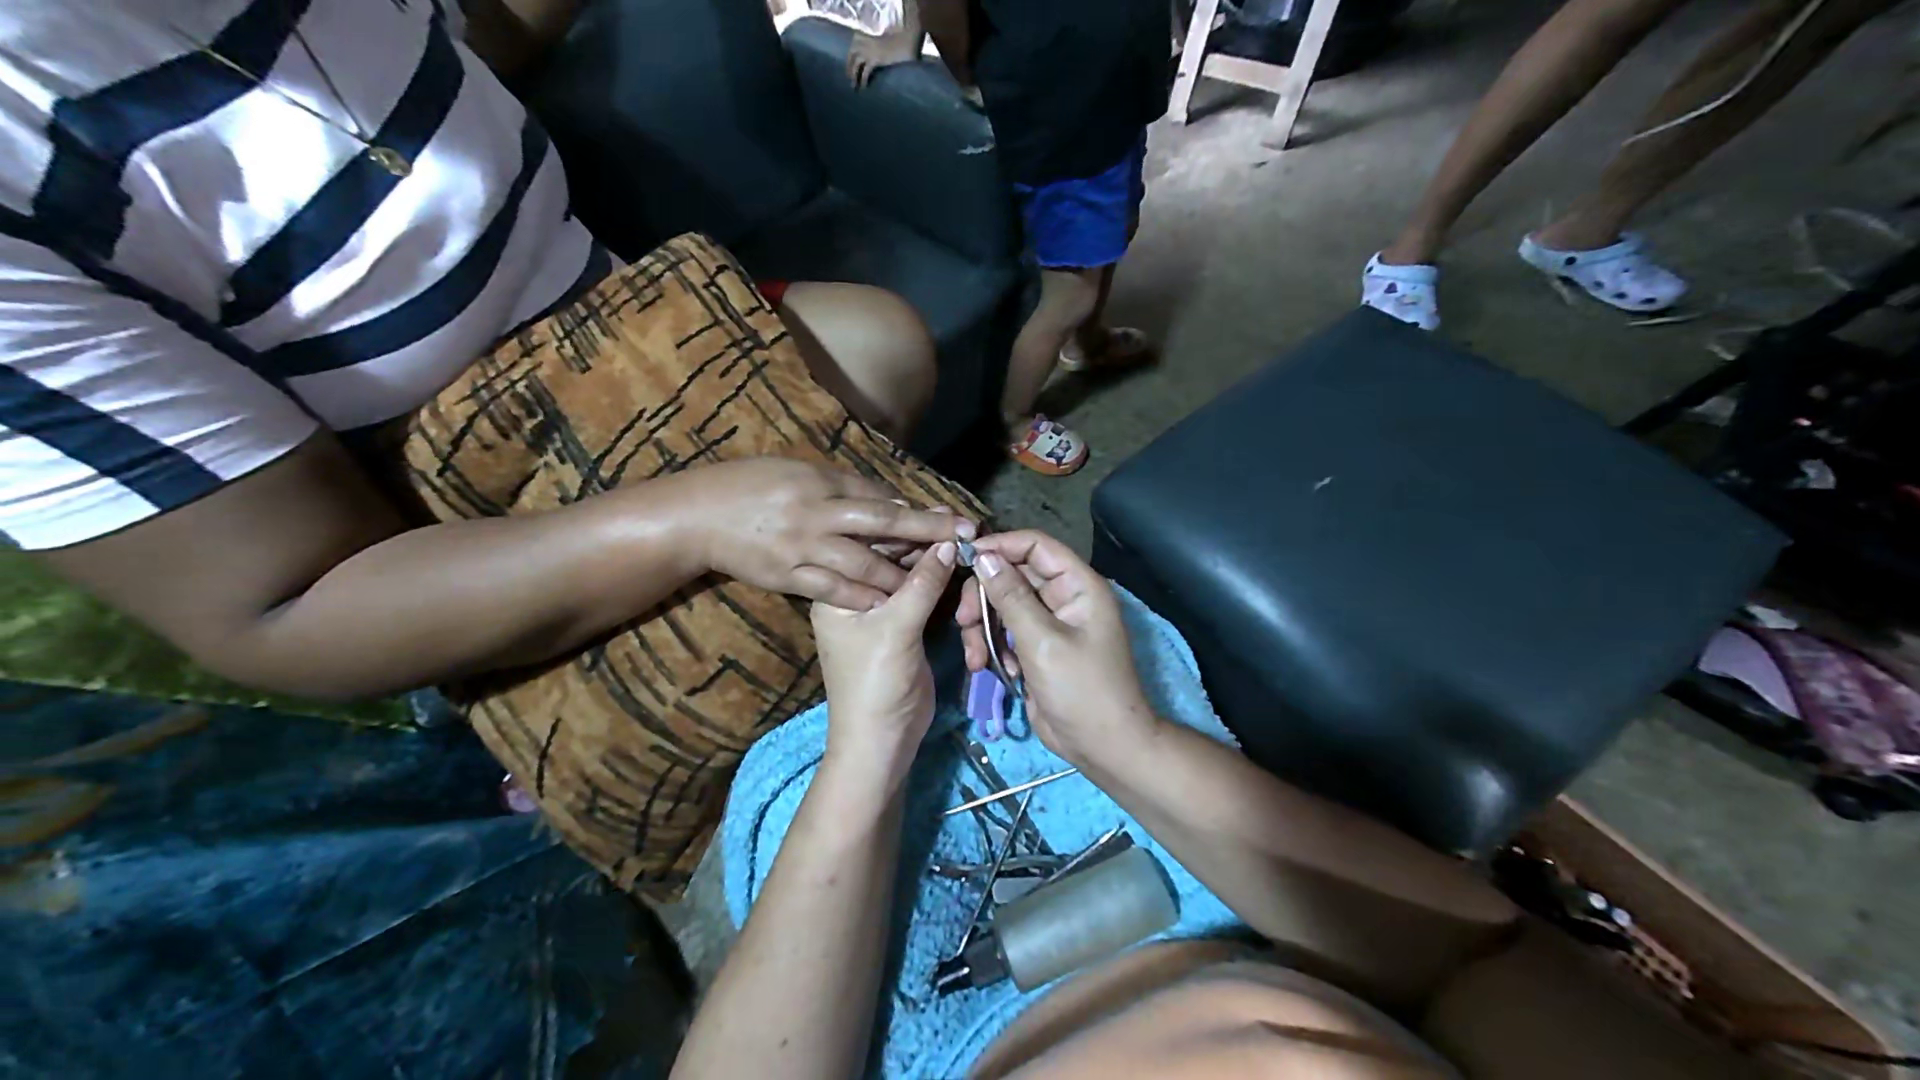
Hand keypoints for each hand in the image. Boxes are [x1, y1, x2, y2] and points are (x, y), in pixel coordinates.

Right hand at [685, 458, 974, 609]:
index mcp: (819, 486)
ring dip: (903, 573)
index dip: (917, 512)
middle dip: (925, 535)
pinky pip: (832, 591)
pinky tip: (888, 602)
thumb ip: (841, 486)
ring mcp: (802, 551)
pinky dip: (862, 597)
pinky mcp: (788, 579)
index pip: (879, 500)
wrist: (697, 518)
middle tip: (962, 540)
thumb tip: (886, 502)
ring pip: (862, 565)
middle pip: (881, 528)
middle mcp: (816, 517)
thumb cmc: (747, 484)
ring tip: (936, 578)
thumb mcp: (797, 471)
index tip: (951, 518)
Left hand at [812, 540, 958, 780]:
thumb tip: (949, 541)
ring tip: (966, 537)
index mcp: (837, 592)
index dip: (905, 528)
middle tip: (962, 522)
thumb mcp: (896, 629)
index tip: (942, 513)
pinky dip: (940, 581)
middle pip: (891, 557)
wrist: (882, 740)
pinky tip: (959, 565)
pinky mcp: (902, 626)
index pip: (870, 547)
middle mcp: (856, 595)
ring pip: (909, 573)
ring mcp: (880, 610)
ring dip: (936, 558)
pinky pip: (921, 593)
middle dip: (925, 540)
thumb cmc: (875, 683)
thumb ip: (922, 583)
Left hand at [847, 29, 919, 88]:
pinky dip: (863, 80)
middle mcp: (866, 42)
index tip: (850, 62)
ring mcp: (870, 50)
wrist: (906, 42)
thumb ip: (878, 45)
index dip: (851, 54)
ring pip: (856, 63)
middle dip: (849, 65)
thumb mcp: (885, 41)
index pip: (855, 42)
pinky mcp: (875, 60)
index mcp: (868, 36)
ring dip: (854, 75)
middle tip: (849, 77)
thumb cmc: (900, 42)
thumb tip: (876, 55)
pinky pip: (865, 72)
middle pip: (852, 53)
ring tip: (853, 86)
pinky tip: (864, 88)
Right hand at [955, 531, 1159, 767]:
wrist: (1101, 746)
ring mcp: (1047, 624)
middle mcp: (1062, 598)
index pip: (1035, 546)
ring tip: (976, 658)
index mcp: (1077, 586)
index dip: (1000, 546)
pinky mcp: (1034, 647)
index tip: (964, 558)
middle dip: (983, 596)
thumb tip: (984, 557)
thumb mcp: (1043, 640)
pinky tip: (989, 669)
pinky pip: (1003, 632)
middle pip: (1012, 576)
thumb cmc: (1081, 689)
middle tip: (964, 621)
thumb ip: (1011, 597)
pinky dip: (991, 646)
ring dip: (982, 627)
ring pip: (1001, 605)